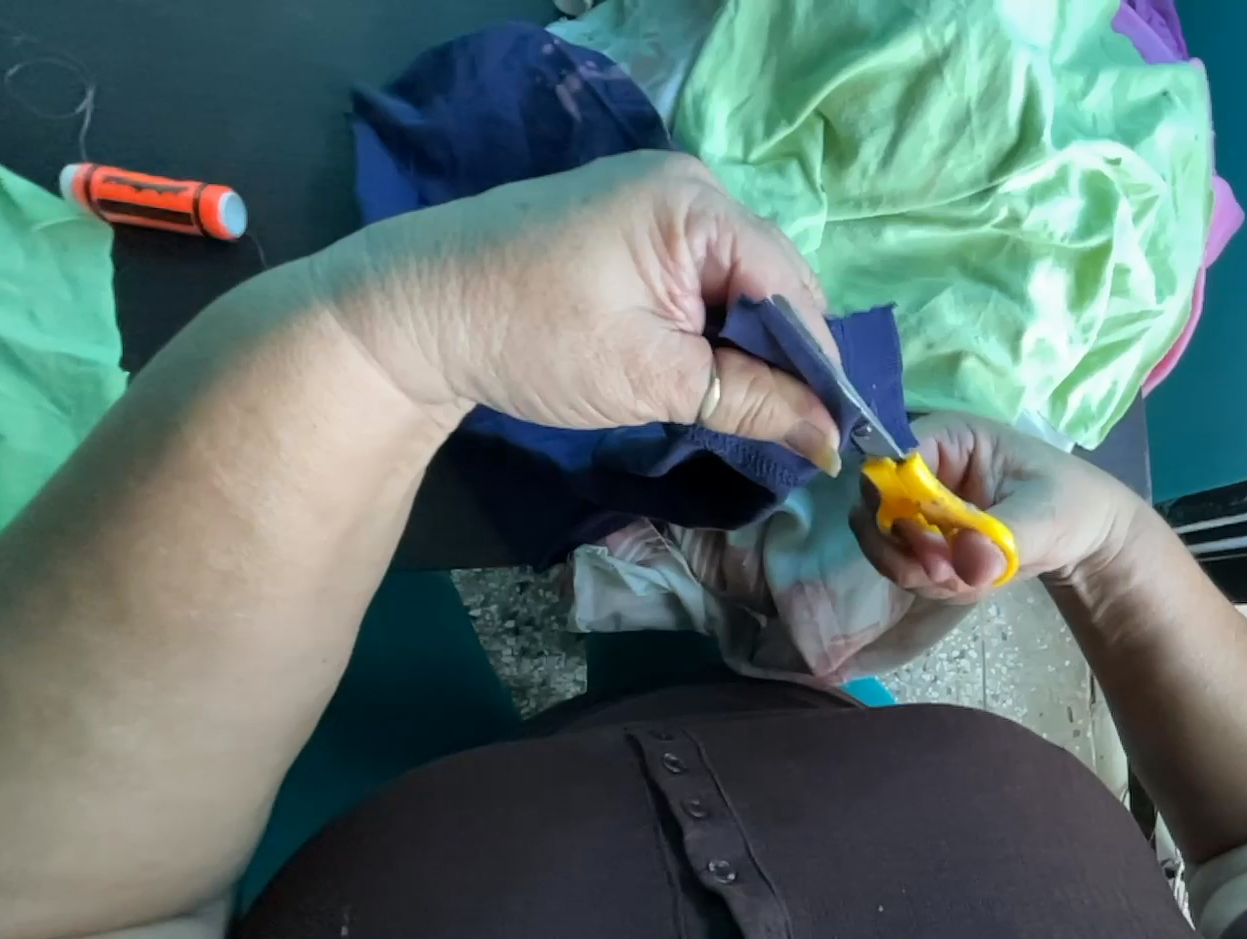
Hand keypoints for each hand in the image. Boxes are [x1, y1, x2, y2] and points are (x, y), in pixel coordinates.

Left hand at [305, 150, 840, 467]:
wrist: (413, 313)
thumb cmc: (532, 338)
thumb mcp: (654, 378)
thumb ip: (753, 404)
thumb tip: (832, 442)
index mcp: (696, 207)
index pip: (793, 289)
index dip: (819, 363)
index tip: (832, 429)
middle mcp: (691, 189)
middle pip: (777, 283)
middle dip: (790, 356)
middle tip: (794, 425)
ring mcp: (663, 206)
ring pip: (747, 287)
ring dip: (756, 347)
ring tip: (756, 404)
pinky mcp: (641, 230)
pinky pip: (712, 282)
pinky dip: (722, 331)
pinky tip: (716, 369)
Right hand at [851, 413, 1146, 601]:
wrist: (1084, 536)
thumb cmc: (1070, 504)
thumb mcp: (1044, 516)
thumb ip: (1002, 539)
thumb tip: (965, 565)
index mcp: (947, 439)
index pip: (888, 460)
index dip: (893, 504)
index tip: (930, 547)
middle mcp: (921, 469)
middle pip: (874, 507)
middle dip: (906, 551)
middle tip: (948, 574)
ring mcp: (918, 507)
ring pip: (885, 545)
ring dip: (923, 574)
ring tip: (973, 579)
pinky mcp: (923, 540)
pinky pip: (905, 568)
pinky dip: (935, 585)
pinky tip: (974, 580)